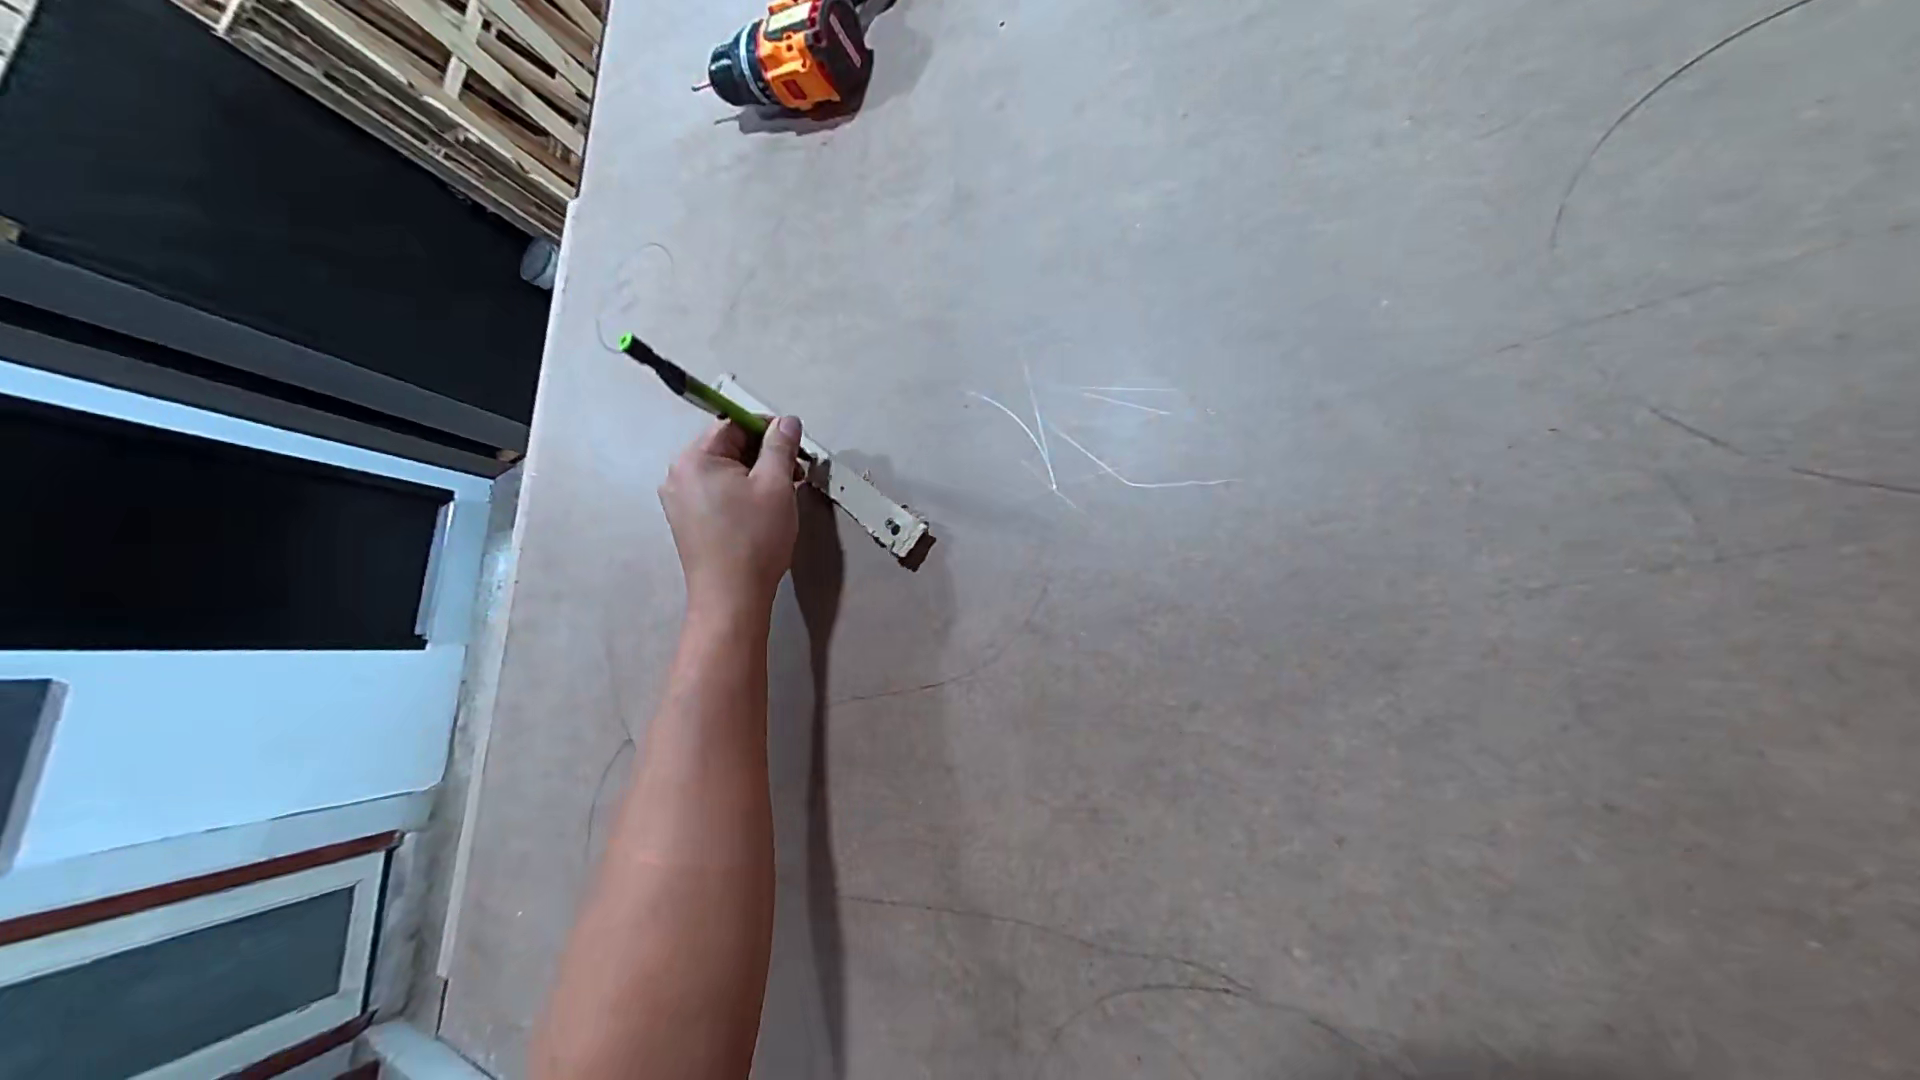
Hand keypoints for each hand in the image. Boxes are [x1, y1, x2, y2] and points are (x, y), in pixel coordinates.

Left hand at [659, 415, 803, 620]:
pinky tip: (764, 509)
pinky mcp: (688, 522)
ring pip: (725, 472)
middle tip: (795, 471)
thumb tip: (787, 422)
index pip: (733, 424)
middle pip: (727, 447)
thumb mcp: (776, 484)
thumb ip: (781, 446)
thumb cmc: (754, 539)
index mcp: (694, 459)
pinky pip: (718, 493)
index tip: (795, 443)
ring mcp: (680, 501)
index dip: (767, 428)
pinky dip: (743, 492)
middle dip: (764, 454)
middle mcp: (679, 475)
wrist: (732, 597)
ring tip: (784, 492)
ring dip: (756, 474)